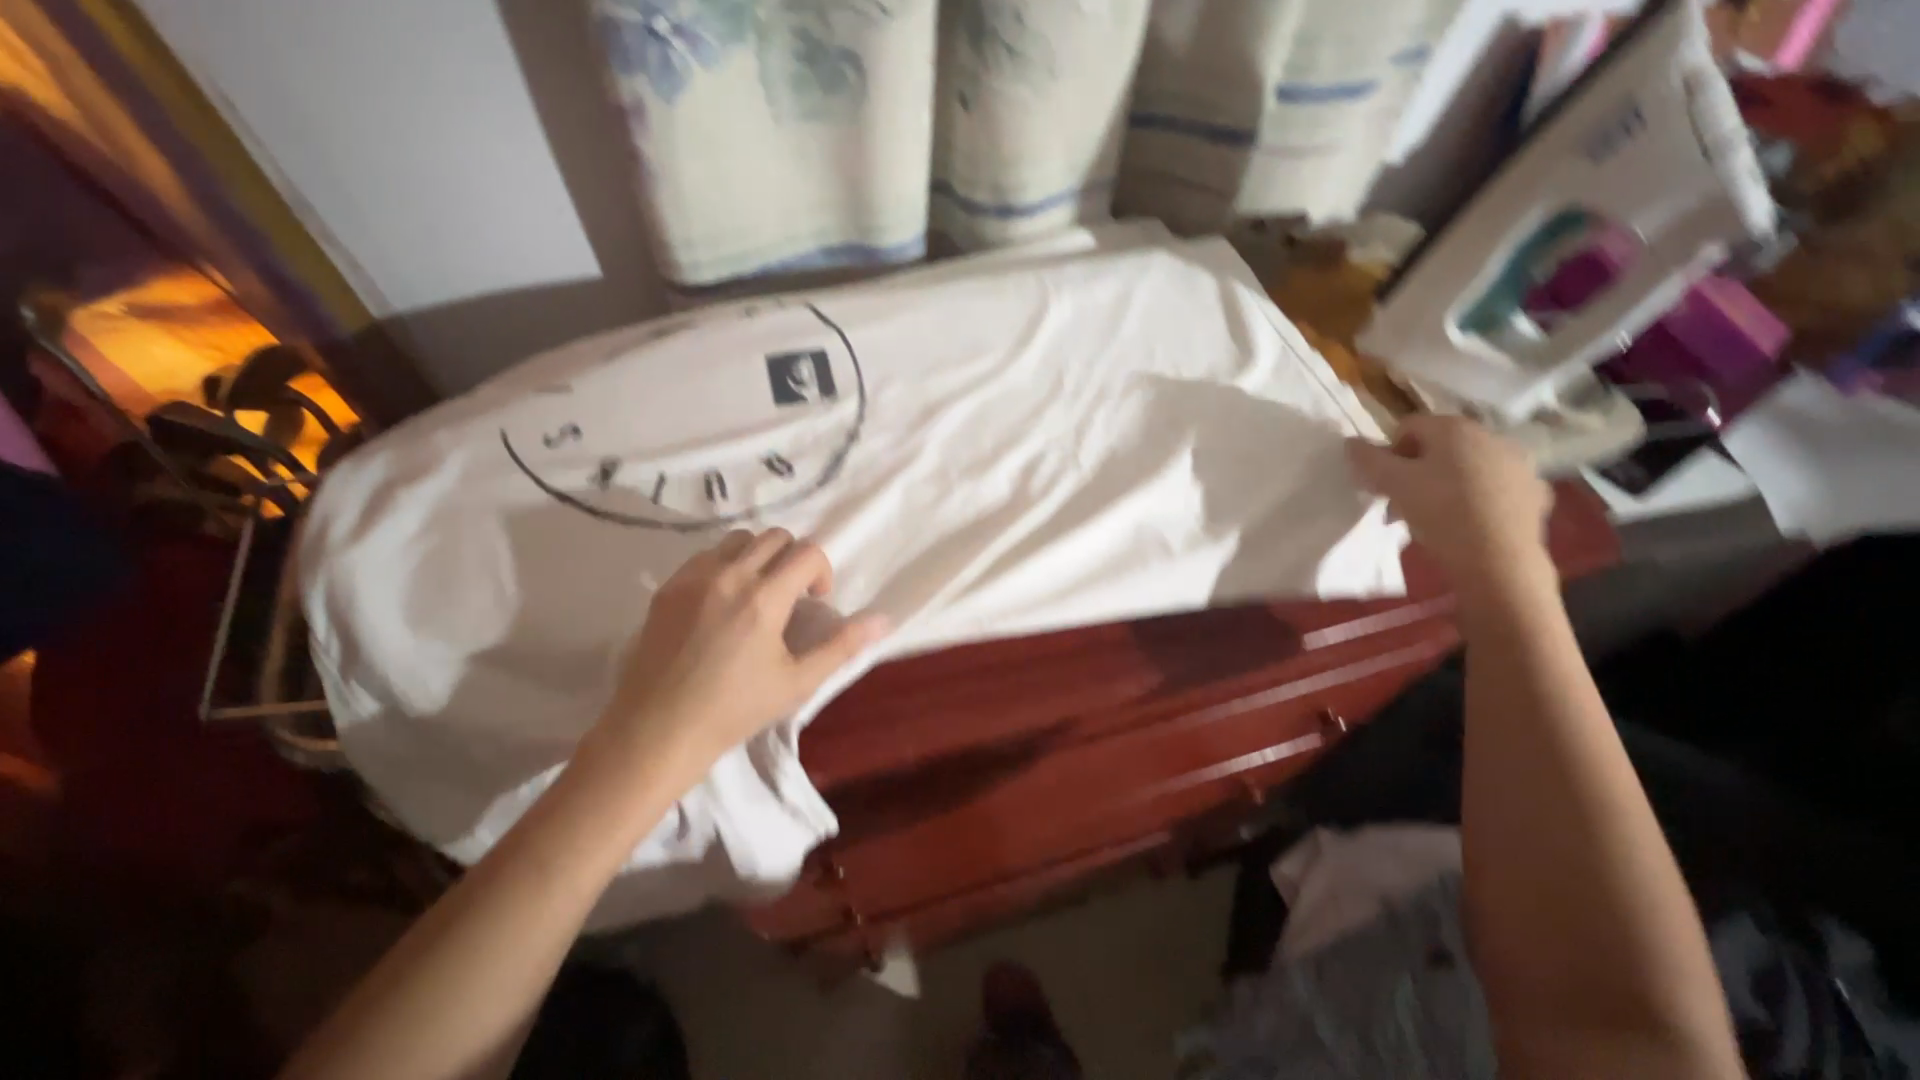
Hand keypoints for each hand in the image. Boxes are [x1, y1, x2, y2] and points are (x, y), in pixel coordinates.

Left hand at [598, 529, 888, 765]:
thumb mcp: (797, 682)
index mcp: (764, 598)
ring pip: (738, 540)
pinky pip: (705, 556)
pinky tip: (723, 603)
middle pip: (774, 536)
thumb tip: (883, 620)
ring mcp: (693, 578)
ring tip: (758, 594)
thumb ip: (841, 646)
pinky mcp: (668, 587)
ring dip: (759, 556)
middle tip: (792, 597)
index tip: (816, 603)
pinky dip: (725, 566)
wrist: (659, 729)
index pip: (807, 553)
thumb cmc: (735, 710)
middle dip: (794, 559)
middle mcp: (728, 575)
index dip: (822, 572)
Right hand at [1346, 414, 1554, 601]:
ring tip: (1435, 519)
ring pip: (1469, 467)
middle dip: (1417, 472)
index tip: (1384, 486)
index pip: (1408, 427)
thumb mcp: (1393, 485)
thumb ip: (1368, 460)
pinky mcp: (1536, 492)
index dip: (1388, 454)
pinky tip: (1472, 524)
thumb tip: (1351, 442)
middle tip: (1403, 505)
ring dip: (1448, 485)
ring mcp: (1519, 463)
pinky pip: (1498, 488)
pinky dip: (1482, 500)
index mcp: (1454, 428)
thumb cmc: (1440, 513)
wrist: (1500, 561)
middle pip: (1441, 447)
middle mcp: (1490, 435)